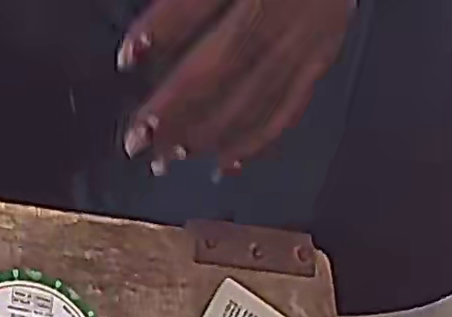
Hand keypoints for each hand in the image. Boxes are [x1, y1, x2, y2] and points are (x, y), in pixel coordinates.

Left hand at [117, 0, 354, 174]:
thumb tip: (154, 34)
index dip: (163, 27)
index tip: (127, 59)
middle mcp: (287, 2)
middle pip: (223, 63)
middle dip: (175, 109)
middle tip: (137, 142)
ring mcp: (309, 32)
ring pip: (252, 96)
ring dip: (205, 135)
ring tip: (168, 159)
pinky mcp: (324, 53)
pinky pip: (288, 108)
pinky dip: (254, 142)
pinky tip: (223, 165)